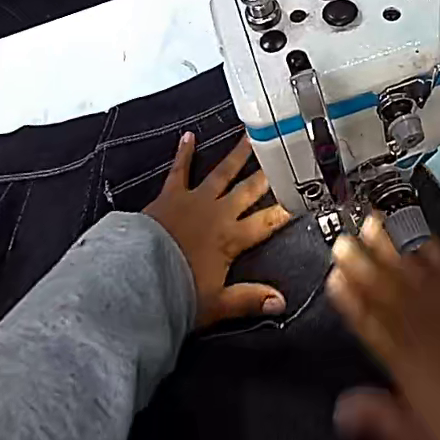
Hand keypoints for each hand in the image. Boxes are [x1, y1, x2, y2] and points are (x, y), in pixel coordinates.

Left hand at [143, 132, 294, 327]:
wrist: (139, 277)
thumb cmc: (178, 293)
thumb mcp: (217, 304)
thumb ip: (249, 300)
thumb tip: (281, 302)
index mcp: (232, 238)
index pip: (266, 222)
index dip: (284, 211)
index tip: (300, 199)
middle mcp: (218, 212)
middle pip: (248, 190)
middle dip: (267, 175)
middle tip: (282, 157)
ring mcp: (195, 199)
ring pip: (222, 173)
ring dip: (237, 155)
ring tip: (250, 137)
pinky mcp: (171, 194)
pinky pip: (180, 169)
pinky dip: (184, 152)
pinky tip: (188, 135)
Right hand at [327, 214, 439, 439]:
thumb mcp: (420, 437)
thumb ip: (380, 416)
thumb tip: (345, 410)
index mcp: (405, 358)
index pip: (368, 321)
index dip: (349, 298)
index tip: (334, 278)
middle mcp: (423, 324)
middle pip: (384, 288)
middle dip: (360, 262)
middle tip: (343, 241)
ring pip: (411, 269)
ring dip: (390, 244)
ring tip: (373, 221)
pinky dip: (430, 245)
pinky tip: (420, 232)